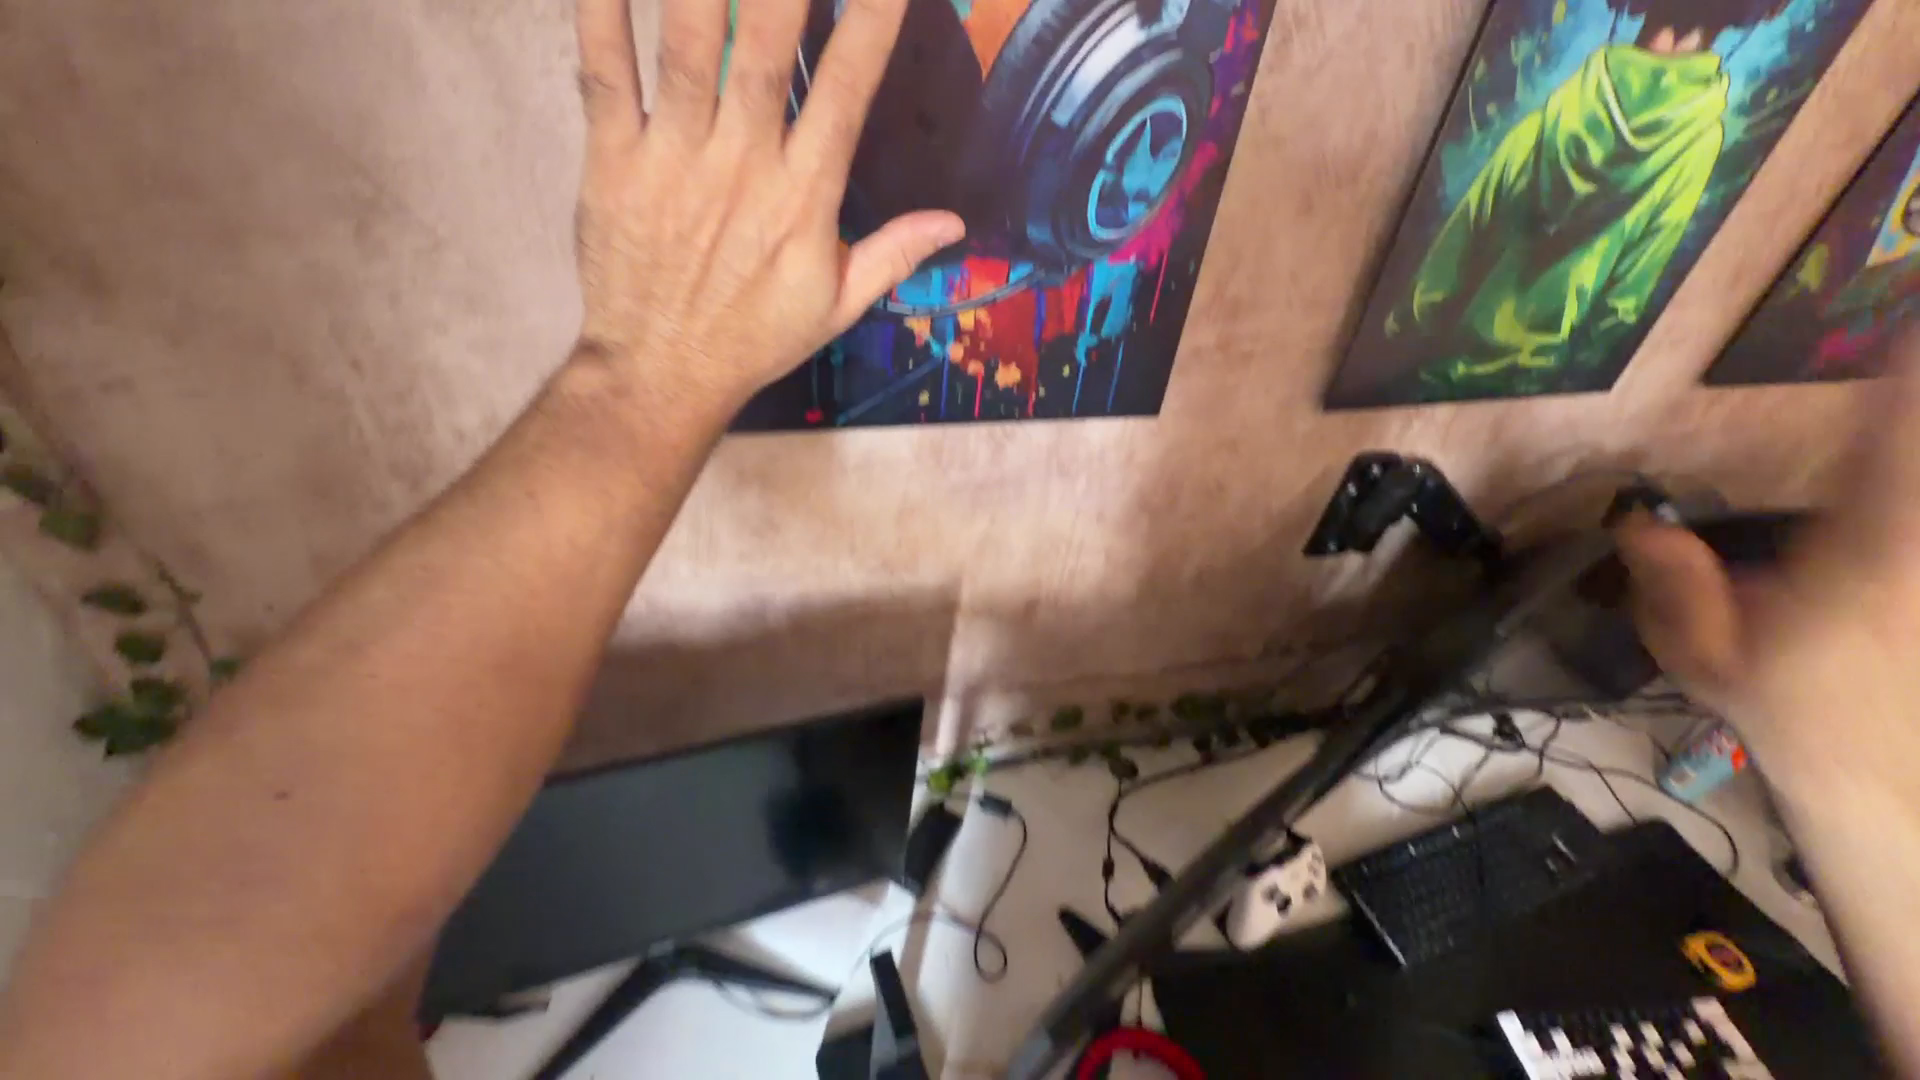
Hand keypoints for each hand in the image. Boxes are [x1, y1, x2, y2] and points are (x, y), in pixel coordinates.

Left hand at [571, 0, 964, 409]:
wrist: (662, 375)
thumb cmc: (754, 340)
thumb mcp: (837, 308)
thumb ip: (893, 256)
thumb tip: (955, 222)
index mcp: (804, 197)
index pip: (848, 88)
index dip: (872, 17)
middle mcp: (743, 163)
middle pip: (766, 39)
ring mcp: (673, 157)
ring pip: (685, 39)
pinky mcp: (613, 161)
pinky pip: (603, 70)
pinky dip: (601, 7)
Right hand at [1616, 341, 1919, 801]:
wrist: (1881, 768)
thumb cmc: (1786, 706)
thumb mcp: (1701, 656)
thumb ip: (1673, 588)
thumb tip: (1636, 521)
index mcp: (1869, 564)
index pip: (1889, 460)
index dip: (1902, 393)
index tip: (1903, 326)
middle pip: (1916, 459)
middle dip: (1909, 406)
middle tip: (1901, 332)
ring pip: (1915, 481)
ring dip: (1908, 426)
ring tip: (1895, 368)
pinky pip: (1912, 493)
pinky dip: (1903, 456)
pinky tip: (1895, 434)